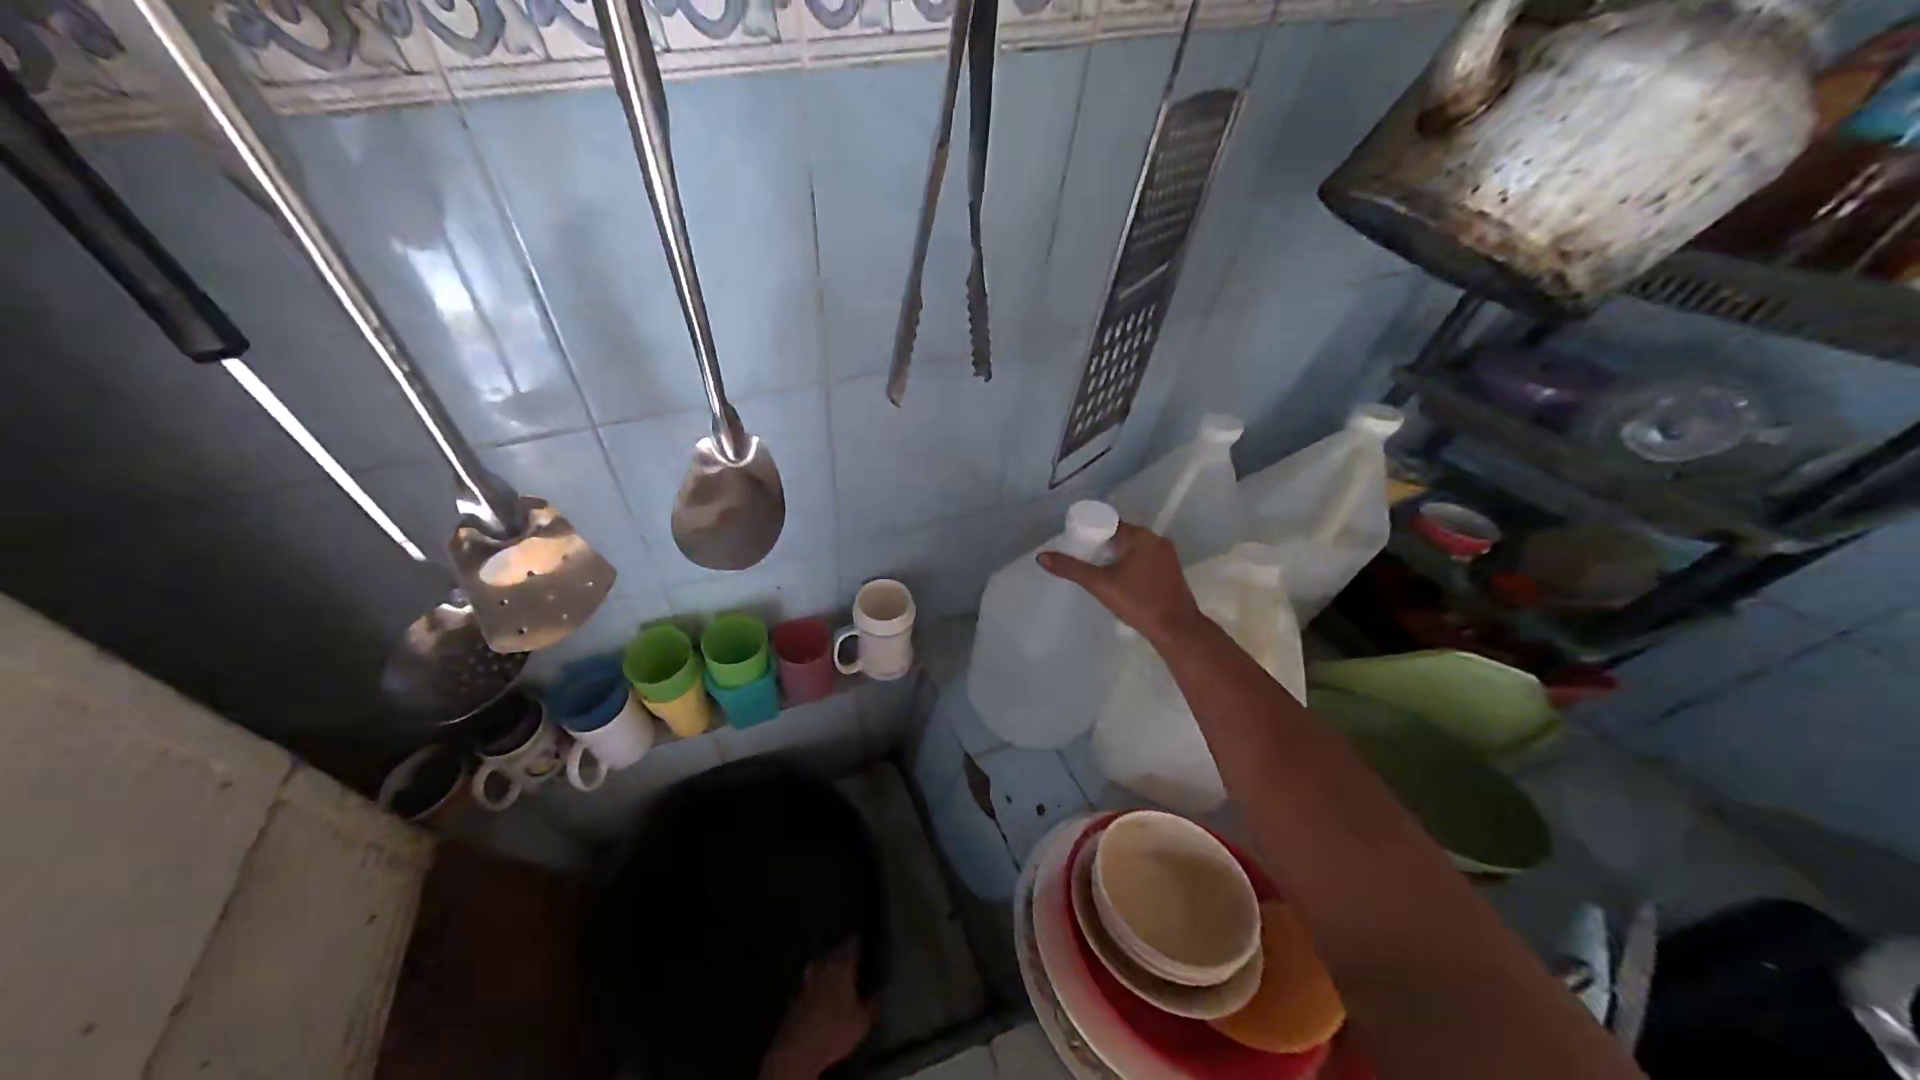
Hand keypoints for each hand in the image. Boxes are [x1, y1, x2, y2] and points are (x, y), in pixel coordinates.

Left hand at [760, 940, 871, 1079]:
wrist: (797, 1050)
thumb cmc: (835, 1029)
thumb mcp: (863, 1022)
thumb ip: (872, 1005)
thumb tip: (877, 996)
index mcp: (841, 964)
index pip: (852, 943)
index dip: (860, 942)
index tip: (865, 943)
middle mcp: (822, 965)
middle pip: (834, 953)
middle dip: (843, 957)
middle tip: (854, 964)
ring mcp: (805, 980)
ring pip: (820, 968)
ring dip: (828, 972)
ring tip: (838, 981)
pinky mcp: (794, 997)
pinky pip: (810, 985)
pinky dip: (817, 988)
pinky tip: (822, 999)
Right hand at [1037, 522, 1207, 646]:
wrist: (1175, 629)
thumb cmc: (1137, 602)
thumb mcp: (1099, 584)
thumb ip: (1070, 568)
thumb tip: (1041, 556)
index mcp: (1139, 536)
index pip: (1109, 525)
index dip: (1092, 533)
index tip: (1079, 547)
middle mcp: (1156, 539)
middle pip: (1122, 536)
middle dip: (1104, 547)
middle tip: (1086, 562)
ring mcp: (1168, 555)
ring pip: (1135, 549)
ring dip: (1119, 557)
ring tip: (1102, 573)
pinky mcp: (1173, 570)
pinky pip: (1146, 559)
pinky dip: (1132, 565)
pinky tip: (1123, 581)